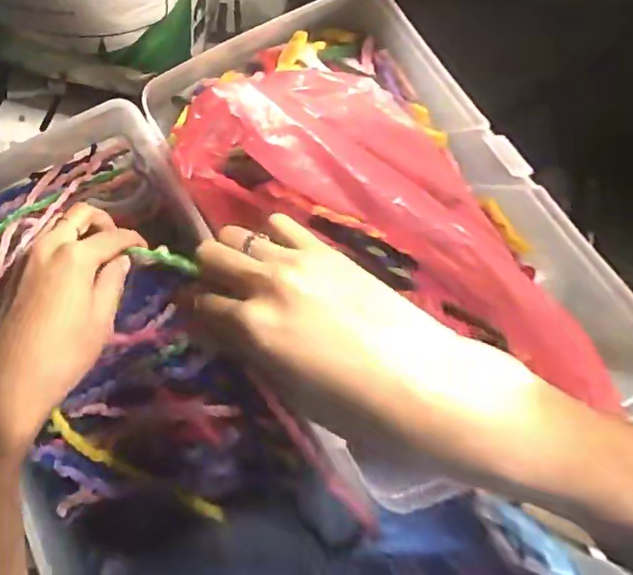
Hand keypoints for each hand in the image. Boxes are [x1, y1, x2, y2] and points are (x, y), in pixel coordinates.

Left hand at [0, 203, 145, 452]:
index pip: (111, 235)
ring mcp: (26, 253)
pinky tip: (68, 266)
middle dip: (103, 220)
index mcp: (74, 255)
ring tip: (94, 251)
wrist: (12, 377)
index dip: (132, 238)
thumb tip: (121, 259)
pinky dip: (60, 242)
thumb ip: (112, 282)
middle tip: (116, 240)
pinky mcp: (13, 267)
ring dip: (78, 228)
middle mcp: (48, 244)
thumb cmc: (65, 353)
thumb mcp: (100, 321)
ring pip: (57, 224)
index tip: (144, 247)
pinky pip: (41, 241)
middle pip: (79, 213)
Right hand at [187, 212, 576, 492]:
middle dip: (207, 270)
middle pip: (209, 252)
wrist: (435, 389)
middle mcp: (265, 284)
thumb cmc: (362, 410)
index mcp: (254, 327)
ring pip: (237, 232)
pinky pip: (279, 222)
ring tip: (252, 267)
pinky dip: (271, 235)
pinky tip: (283, 253)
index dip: (197, 310)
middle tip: (223, 287)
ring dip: (236, 249)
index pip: (200, 303)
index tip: (203, 315)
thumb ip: (250, 352)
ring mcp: (295, 260)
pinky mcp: (325, 249)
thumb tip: (224, 329)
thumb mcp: (292, 391)